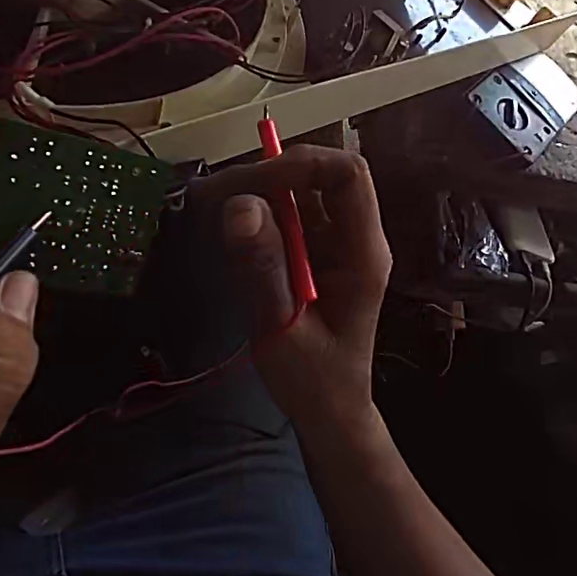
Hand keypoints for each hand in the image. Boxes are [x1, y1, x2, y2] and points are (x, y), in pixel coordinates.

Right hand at [198, 146, 391, 436]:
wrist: (330, 410)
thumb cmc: (316, 381)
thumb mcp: (283, 328)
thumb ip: (264, 268)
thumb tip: (239, 206)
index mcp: (364, 253)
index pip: (349, 176)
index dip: (303, 165)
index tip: (252, 184)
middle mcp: (355, 238)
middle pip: (323, 175)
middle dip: (270, 175)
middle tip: (215, 193)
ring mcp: (337, 243)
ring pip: (303, 192)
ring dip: (259, 191)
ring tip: (212, 205)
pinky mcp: (317, 251)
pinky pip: (290, 216)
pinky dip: (259, 214)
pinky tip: (230, 228)